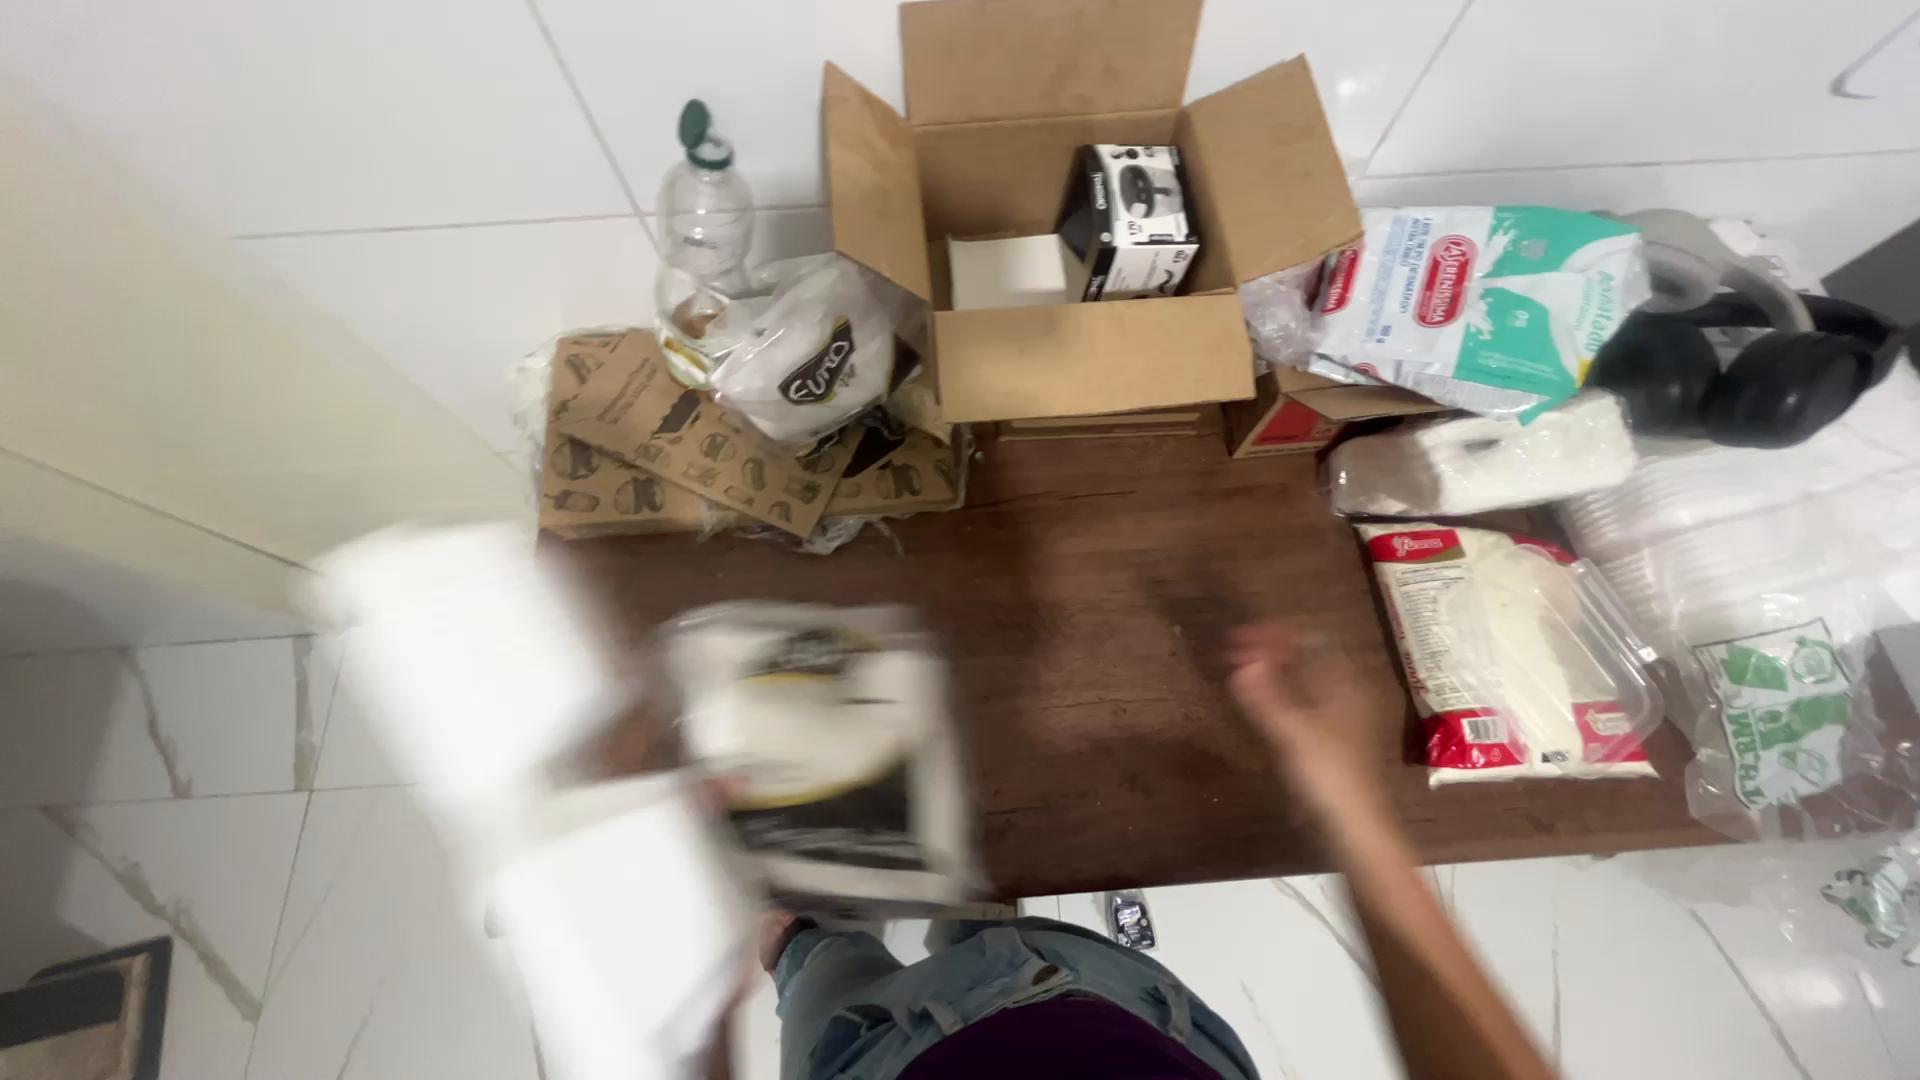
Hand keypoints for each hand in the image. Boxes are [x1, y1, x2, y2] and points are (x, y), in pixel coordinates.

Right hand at [1227, 623, 1387, 813]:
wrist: (1351, 828)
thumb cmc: (1328, 776)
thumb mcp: (1292, 732)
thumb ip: (1263, 695)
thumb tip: (1237, 662)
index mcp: (1344, 685)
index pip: (1308, 640)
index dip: (1272, 634)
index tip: (1237, 636)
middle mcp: (1342, 694)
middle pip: (1303, 657)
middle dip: (1266, 650)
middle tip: (1230, 650)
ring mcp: (1333, 717)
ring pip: (1297, 680)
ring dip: (1267, 670)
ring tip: (1235, 669)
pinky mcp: (1322, 739)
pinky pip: (1294, 701)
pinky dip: (1271, 693)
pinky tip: (1251, 699)